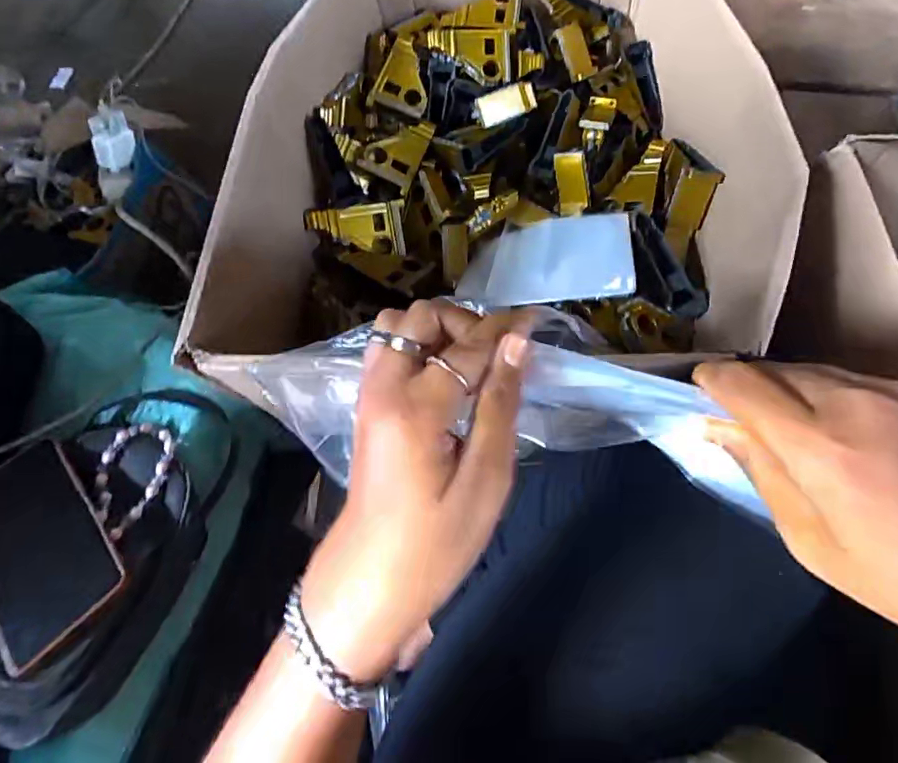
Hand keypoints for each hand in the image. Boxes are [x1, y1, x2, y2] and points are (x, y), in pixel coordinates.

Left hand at [297, 300, 529, 683]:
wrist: (369, 581)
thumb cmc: (435, 545)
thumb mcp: (484, 483)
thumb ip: (499, 405)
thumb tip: (517, 343)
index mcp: (414, 408)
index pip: (466, 346)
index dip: (503, 329)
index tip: (533, 321)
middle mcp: (383, 387)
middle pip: (419, 317)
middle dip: (463, 322)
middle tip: (496, 355)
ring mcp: (367, 393)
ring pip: (395, 327)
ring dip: (435, 330)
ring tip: (469, 365)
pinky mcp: (365, 404)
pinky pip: (387, 350)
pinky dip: (416, 346)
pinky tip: (444, 379)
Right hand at [694, 360, 897, 762]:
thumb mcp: (824, 552)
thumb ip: (766, 480)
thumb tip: (726, 432)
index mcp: (819, 447)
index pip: (738, 382)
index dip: (709, 382)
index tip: (700, 396)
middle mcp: (851, 403)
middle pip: (772, 369)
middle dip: (748, 387)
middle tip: (746, 424)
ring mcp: (895, 394)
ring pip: (814, 371)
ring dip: (790, 390)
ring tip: (800, 432)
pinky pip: (856, 380)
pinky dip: (832, 395)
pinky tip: (854, 437)